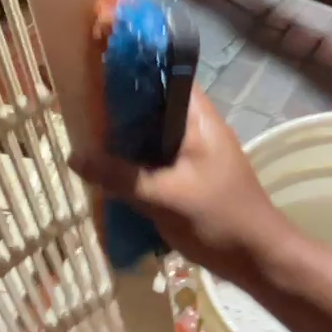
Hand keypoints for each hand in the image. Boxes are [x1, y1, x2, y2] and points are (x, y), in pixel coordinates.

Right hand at [69, 92, 297, 277]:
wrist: (259, 260)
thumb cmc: (218, 219)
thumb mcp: (163, 197)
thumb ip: (118, 176)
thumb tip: (73, 156)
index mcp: (198, 120)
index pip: (165, 77)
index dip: (133, 71)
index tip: (96, 73)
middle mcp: (196, 129)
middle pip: (152, 106)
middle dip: (119, 109)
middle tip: (82, 112)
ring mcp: (194, 154)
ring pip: (150, 135)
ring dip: (124, 139)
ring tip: (87, 140)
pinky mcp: (188, 176)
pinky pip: (154, 159)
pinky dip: (133, 162)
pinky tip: (109, 172)